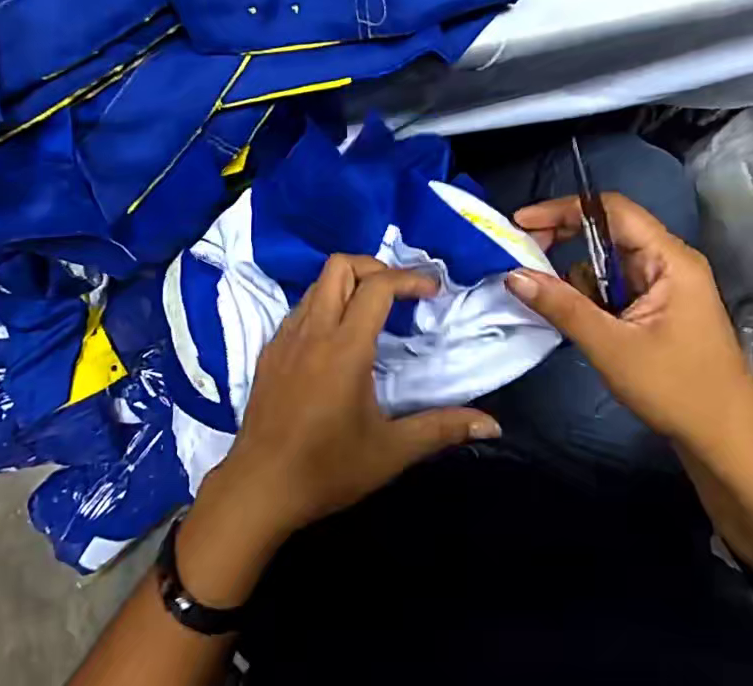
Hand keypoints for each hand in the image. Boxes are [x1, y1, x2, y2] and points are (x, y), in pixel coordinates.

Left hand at [205, 254, 502, 536]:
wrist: (259, 486)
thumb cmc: (327, 468)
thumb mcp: (391, 451)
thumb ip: (441, 428)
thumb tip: (492, 426)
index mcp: (344, 348)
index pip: (377, 287)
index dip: (409, 278)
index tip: (432, 291)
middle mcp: (312, 331)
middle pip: (339, 266)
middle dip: (374, 266)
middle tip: (400, 292)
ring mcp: (285, 338)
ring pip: (316, 284)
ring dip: (347, 284)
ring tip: (372, 311)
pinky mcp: (269, 350)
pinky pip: (299, 309)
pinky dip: (324, 305)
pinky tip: (336, 338)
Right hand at [503, 193, 752, 456]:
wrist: (727, 442)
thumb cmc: (678, 390)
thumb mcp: (611, 346)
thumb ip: (561, 306)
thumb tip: (514, 274)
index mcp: (669, 260)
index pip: (611, 210)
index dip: (563, 209)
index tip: (522, 222)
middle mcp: (668, 263)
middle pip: (606, 230)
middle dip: (562, 237)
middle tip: (523, 252)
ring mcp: (663, 286)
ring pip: (606, 259)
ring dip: (572, 271)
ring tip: (543, 291)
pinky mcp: (656, 307)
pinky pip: (612, 283)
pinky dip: (586, 292)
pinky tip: (571, 313)